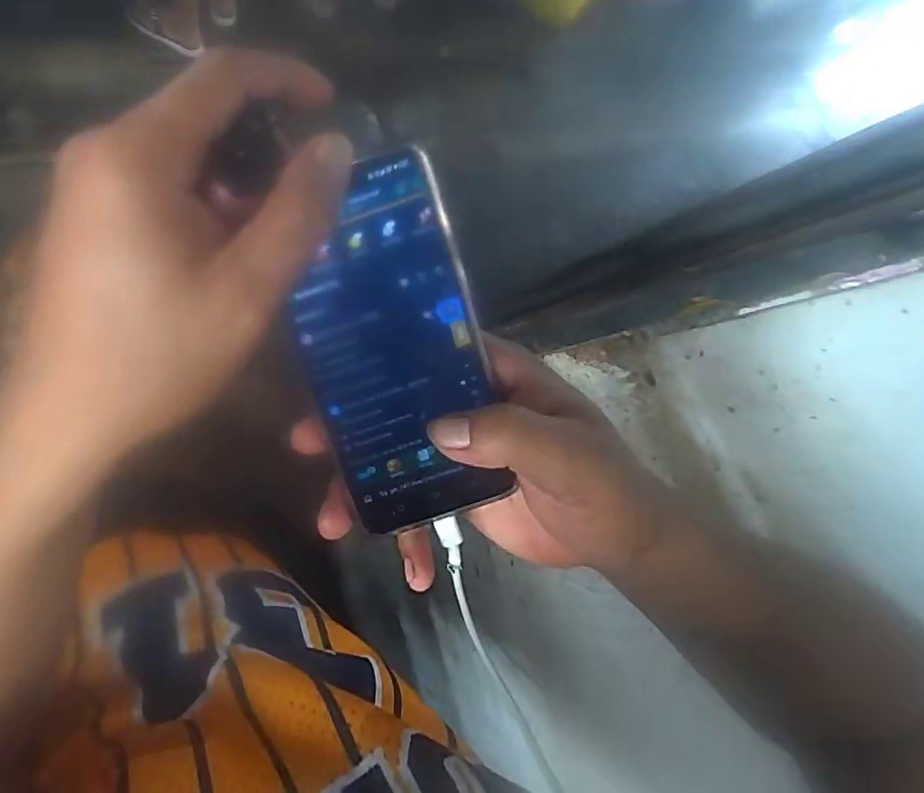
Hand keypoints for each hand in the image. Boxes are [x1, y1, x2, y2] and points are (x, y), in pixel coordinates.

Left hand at [0, 50, 351, 492]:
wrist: (58, 428)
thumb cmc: (156, 357)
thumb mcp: (249, 286)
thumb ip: (299, 208)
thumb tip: (336, 144)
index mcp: (136, 153)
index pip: (222, 75)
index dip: (286, 77)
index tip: (331, 105)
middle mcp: (103, 149)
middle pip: (202, 108)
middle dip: (265, 140)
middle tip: (305, 198)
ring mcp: (87, 180)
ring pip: (184, 144)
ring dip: (240, 174)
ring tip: (269, 235)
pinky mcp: (86, 211)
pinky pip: (161, 176)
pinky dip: (208, 195)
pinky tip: (226, 250)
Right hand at [290, 335, 674, 590]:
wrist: (617, 539)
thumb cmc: (601, 478)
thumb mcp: (562, 450)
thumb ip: (505, 432)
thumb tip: (435, 429)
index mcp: (499, 376)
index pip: (437, 350)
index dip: (390, 356)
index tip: (340, 371)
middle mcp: (473, 404)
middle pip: (403, 405)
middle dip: (354, 426)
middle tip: (306, 442)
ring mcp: (463, 448)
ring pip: (399, 458)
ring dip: (363, 489)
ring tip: (332, 524)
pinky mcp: (459, 491)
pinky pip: (418, 506)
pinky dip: (408, 537)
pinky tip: (411, 574)